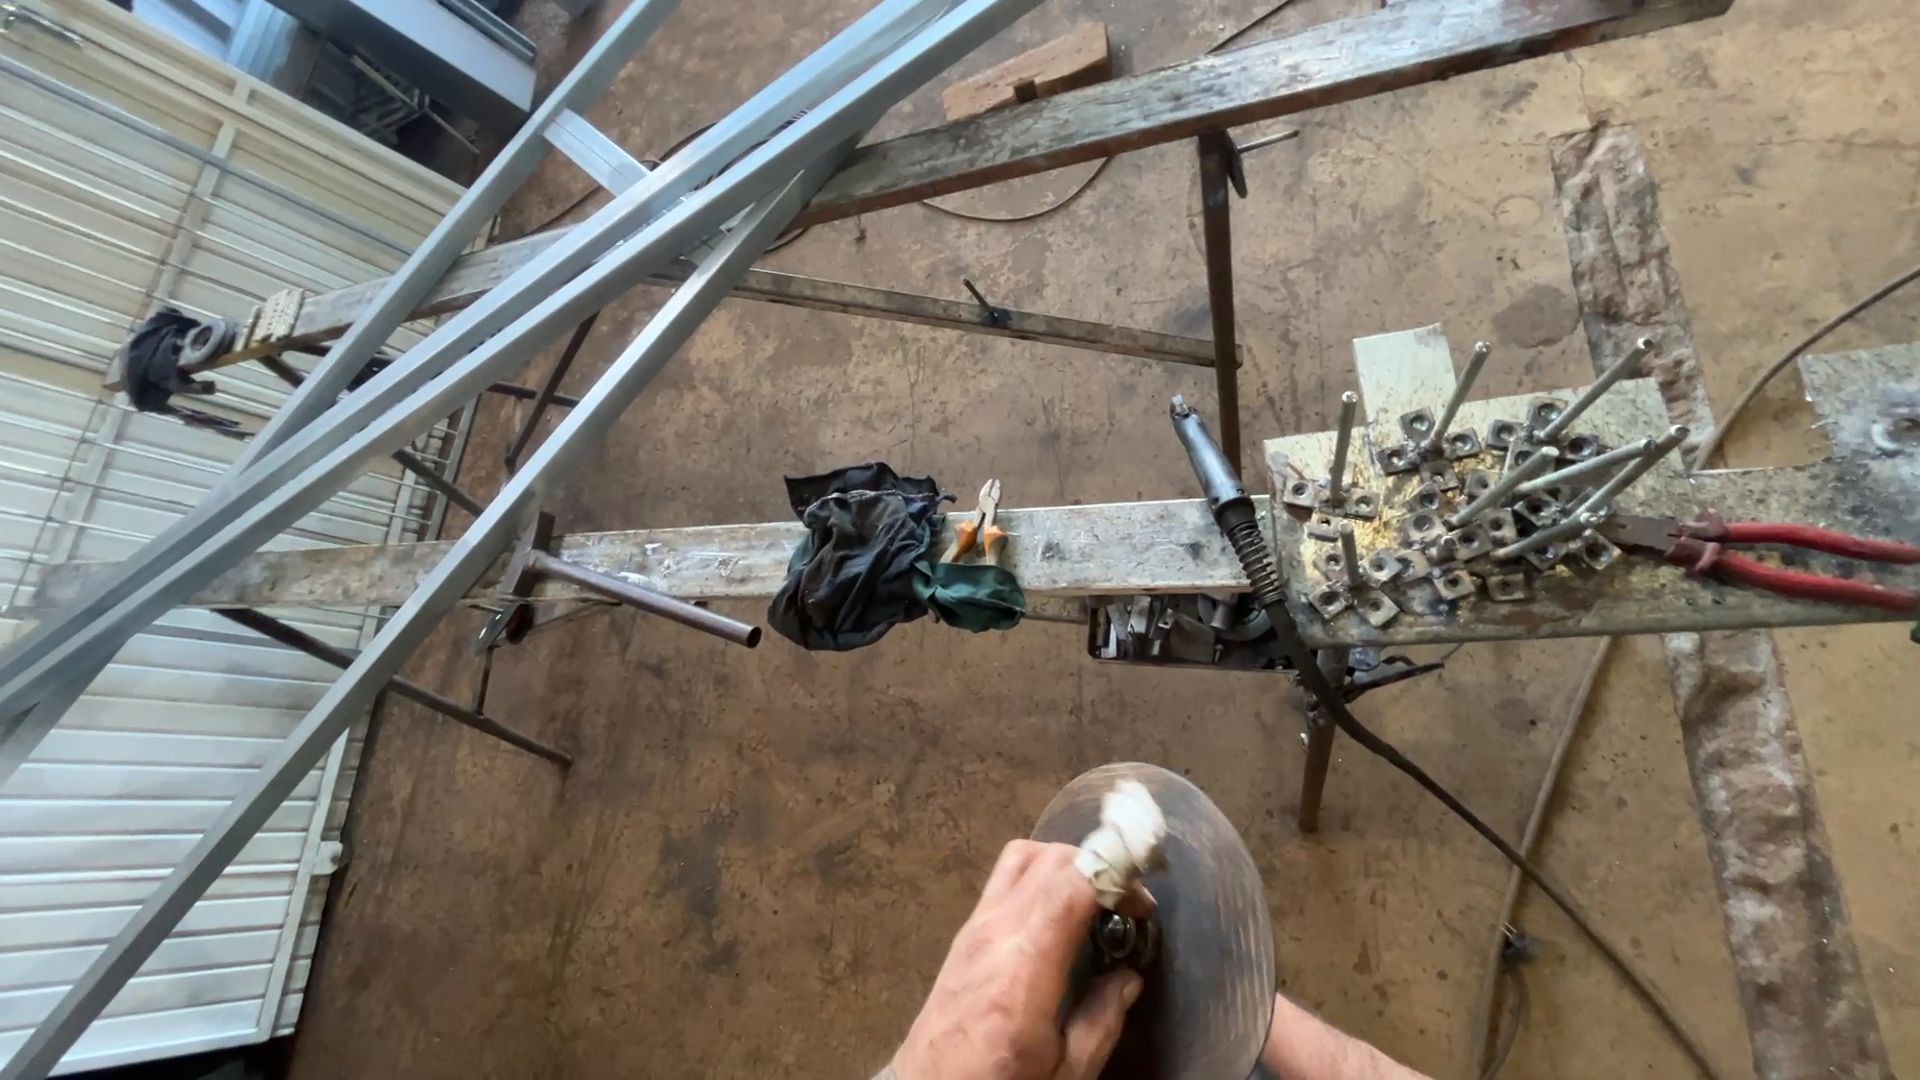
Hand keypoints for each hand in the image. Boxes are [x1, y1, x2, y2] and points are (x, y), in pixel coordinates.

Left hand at [891, 841, 1144, 1079]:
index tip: (1142, 898)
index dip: (1110, 873)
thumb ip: (1101, 1021)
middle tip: (1128, 903)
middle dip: (1097, 866)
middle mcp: (996, 931)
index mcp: (1024, 969)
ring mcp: (976, 923)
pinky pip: (1005, 875)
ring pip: (1023, 856)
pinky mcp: (966, 928)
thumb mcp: (1065, 1074)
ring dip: (1065, 861)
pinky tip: (1058, 908)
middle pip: (1050, 859)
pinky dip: (1039, 872)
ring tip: (1093, 896)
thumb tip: (1128, 977)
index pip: (1068, 887)